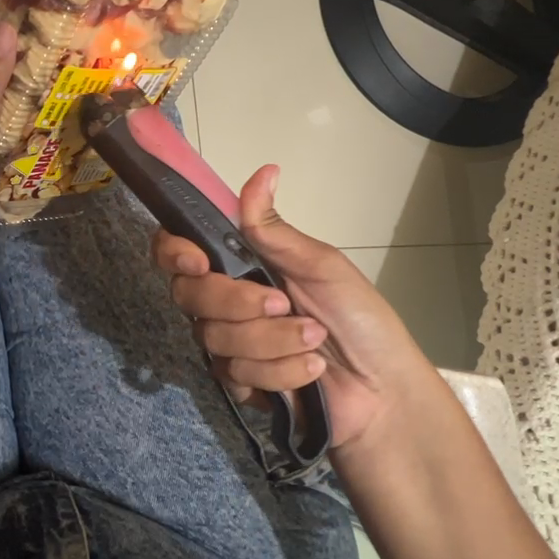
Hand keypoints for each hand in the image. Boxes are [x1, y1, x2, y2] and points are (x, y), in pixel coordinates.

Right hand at [150, 165, 436, 450]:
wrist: (384, 387)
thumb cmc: (359, 316)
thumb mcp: (320, 264)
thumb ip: (275, 229)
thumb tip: (265, 171)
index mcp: (239, 264)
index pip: (178, 250)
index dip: (174, 252)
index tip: (199, 262)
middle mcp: (224, 301)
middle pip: (188, 294)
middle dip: (236, 302)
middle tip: (283, 304)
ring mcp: (227, 343)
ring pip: (214, 337)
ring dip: (272, 340)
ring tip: (314, 341)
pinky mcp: (237, 382)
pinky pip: (234, 373)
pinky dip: (279, 372)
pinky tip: (309, 371)